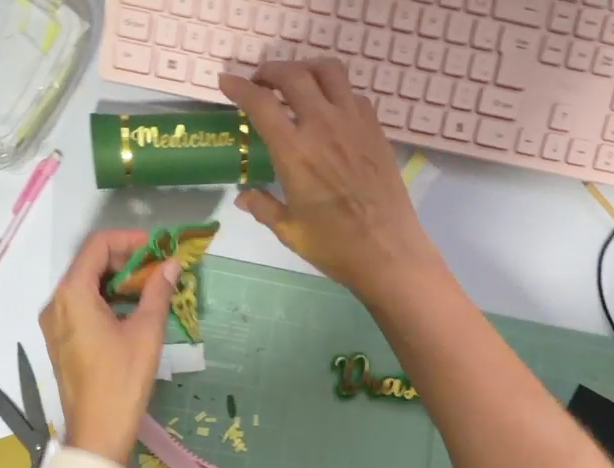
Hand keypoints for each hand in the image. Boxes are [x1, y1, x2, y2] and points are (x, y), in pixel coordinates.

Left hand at [39, 230, 178, 463]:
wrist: (98, 433)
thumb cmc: (122, 381)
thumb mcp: (146, 333)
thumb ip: (157, 292)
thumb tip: (171, 265)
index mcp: (72, 294)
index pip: (97, 246)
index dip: (130, 241)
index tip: (159, 249)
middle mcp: (56, 303)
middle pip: (90, 265)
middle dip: (126, 263)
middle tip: (160, 272)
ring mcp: (55, 325)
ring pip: (86, 288)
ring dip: (118, 284)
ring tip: (152, 293)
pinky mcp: (60, 343)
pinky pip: (82, 310)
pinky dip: (107, 304)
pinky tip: (133, 315)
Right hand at [220, 59, 443, 300]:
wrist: (386, 251)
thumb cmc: (334, 246)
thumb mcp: (290, 231)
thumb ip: (263, 207)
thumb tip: (243, 196)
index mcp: (294, 153)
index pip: (261, 104)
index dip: (239, 87)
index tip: (226, 82)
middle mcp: (322, 126)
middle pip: (293, 75)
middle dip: (270, 71)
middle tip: (260, 82)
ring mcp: (353, 122)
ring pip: (327, 71)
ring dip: (305, 68)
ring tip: (296, 83)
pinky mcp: (374, 128)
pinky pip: (352, 93)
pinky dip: (334, 91)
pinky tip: (329, 110)